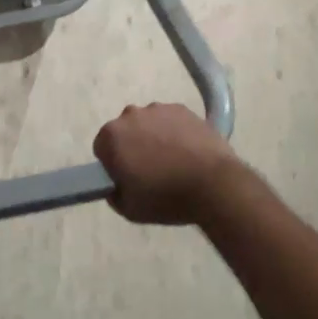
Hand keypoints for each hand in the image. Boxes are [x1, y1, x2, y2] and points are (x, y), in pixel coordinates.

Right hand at [92, 102, 244, 225]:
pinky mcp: (181, 109)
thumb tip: (114, 184)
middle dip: (133, 147)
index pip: (102, 148)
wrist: (215, 185)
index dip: (114, 165)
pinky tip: (189, 152)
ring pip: (148, 124)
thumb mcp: (130, 209)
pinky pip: (171, 120)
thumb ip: (114, 194)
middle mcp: (129, 115)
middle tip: (152, 172)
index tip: (130, 179)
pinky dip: (175, 132)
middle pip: (125, 132)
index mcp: (111, 136)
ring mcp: (157, 109)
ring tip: (175, 162)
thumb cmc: (167, 198)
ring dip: (154, 138)